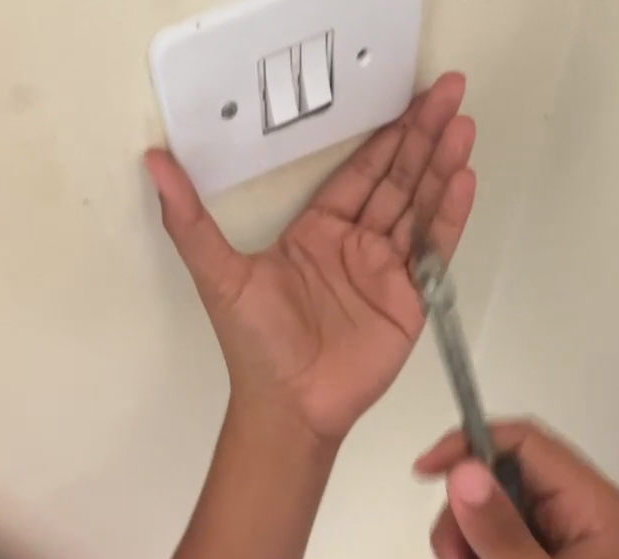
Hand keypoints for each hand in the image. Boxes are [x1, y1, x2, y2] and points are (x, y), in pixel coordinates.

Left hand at [146, 73, 477, 443]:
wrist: (291, 406)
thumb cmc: (256, 348)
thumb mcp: (218, 276)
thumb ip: (191, 221)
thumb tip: (154, 164)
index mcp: (315, 235)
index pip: (358, 174)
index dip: (384, 136)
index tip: (409, 98)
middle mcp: (353, 247)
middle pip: (395, 182)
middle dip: (422, 137)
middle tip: (449, 92)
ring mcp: (383, 273)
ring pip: (419, 209)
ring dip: (441, 167)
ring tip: (464, 126)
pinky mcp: (408, 301)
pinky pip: (434, 251)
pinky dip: (450, 217)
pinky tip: (463, 180)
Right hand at [415, 420, 618, 558]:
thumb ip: (500, 535)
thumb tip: (462, 469)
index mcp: (589, 505)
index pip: (521, 442)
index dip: (467, 446)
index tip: (422, 476)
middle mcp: (573, 513)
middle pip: (492, 486)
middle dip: (464, 534)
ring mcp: (557, 543)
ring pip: (484, 524)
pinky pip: (492, 557)